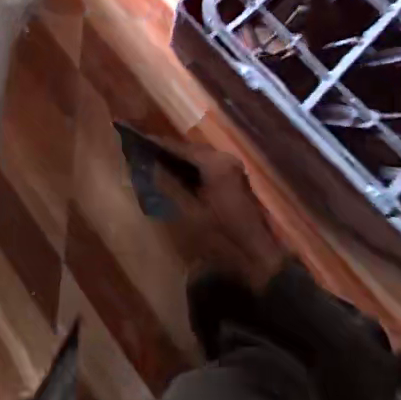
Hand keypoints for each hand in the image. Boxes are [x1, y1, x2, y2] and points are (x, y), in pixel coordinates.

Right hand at [150, 136, 290, 288]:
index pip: (182, 148)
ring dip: (183, 160)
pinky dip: (194, 169)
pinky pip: (210, 166)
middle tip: (147, 153)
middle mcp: (226, 159)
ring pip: (201, 158)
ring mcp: (234, 169)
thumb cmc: (223, 237)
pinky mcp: (236, 180)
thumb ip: (170, 187)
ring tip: (159, 163)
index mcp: (215, 164)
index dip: (161, 144)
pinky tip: (180, 177)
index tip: (140, 140)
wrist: (260, 259)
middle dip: (171, 152)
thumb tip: (152, 166)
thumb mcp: (190, 214)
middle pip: (193, 150)